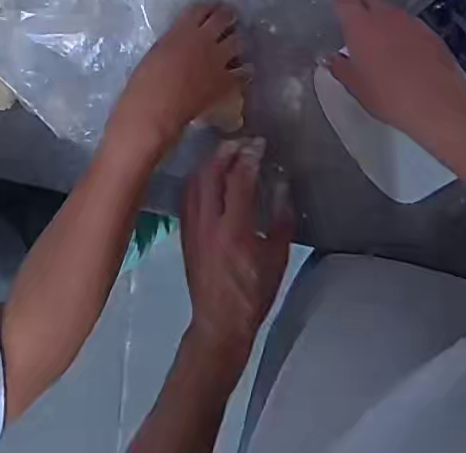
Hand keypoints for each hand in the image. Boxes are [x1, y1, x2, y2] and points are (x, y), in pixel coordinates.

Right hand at [110, 2, 247, 153]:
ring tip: (234, 46)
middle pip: (224, 17)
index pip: (202, 9)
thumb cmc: (145, 81)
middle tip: (229, 19)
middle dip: (228, 16)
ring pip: (238, 41)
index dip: (208, 8)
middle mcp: (205, 39)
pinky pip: (244, 71)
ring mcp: (218, 59)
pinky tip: (243, 72)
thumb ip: (175, 39)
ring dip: (236, 42)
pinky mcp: (226, 80)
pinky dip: (244, 71)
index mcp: (184, 30)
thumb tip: (184, 38)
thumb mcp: (158, 50)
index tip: (211, 10)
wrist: (156, 108)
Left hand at [180, 138, 292, 351]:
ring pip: (195, 180)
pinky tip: (210, 172)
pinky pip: (187, 194)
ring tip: (227, 151)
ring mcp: (192, 227)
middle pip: (211, 172)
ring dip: (210, 160)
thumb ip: (281, 217)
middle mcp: (209, 224)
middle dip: (227, 150)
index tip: (260, 143)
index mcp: (235, 230)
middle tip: (243, 141)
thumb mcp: (277, 256)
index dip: (250, 156)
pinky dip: (199, 176)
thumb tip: (281, 185)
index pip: (239, 179)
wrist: (219, 324)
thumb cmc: (253, 293)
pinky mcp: (184, 232)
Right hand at [329, 0, 465, 165]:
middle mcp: (385, 15)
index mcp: (361, 24)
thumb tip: (333, 59)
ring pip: (391, 11)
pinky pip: (410, 25)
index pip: (344, 1)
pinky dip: (403, 32)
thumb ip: (341, 68)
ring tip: (381, 41)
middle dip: (360, 6)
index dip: (339, 4)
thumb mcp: (356, 87)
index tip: (337, 14)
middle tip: (356, 25)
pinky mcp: (431, 32)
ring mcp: (411, 21)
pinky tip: (406, 52)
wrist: (437, 103)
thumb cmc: (387, 95)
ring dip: (383, 20)